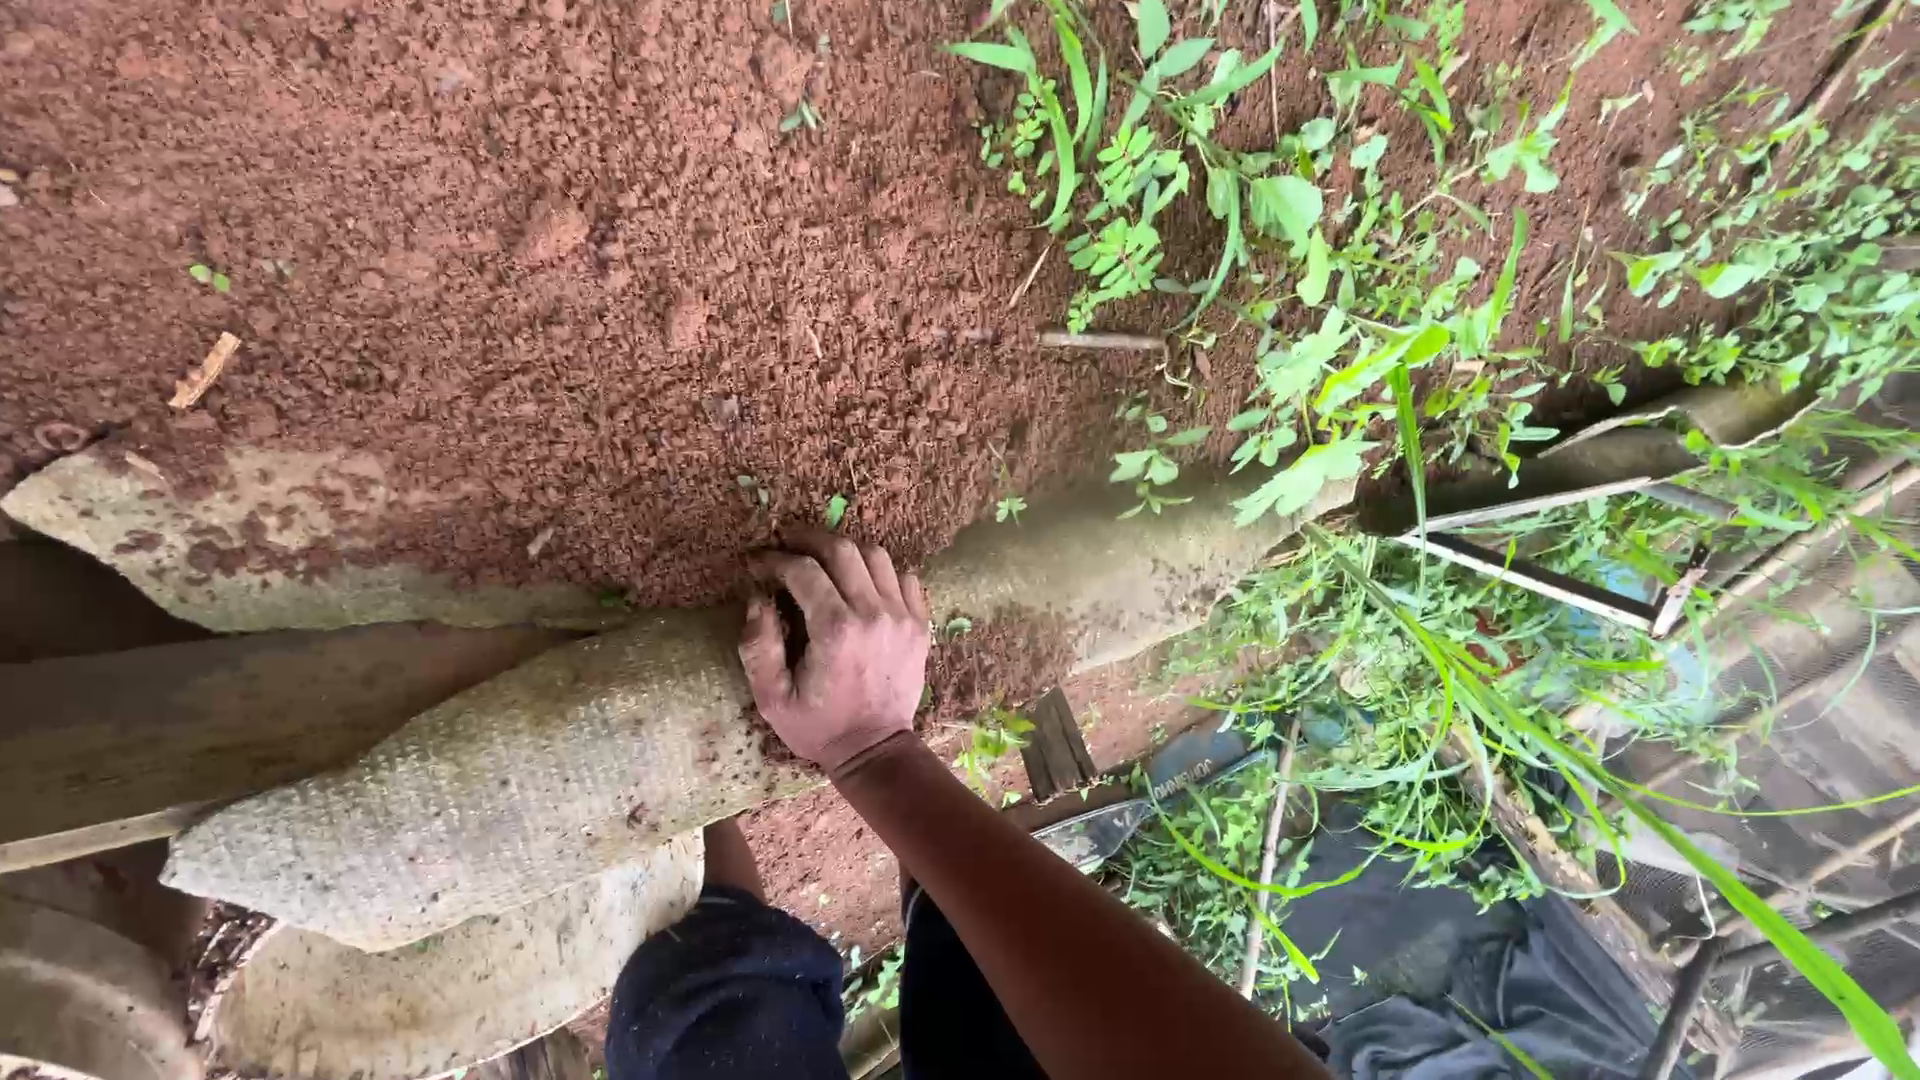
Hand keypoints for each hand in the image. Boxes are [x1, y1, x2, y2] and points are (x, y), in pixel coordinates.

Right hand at [739, 532, 930, 777]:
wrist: (876, 749)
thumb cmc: (819, 726)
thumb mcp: (771, 698)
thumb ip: (757, 645)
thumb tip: (757, 597)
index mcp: (835, 629)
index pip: (803, 570)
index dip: (775, 559)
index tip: (757, 563)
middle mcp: (873, 613)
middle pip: (843, 550)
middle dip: (809, 539)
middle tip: (788, 542)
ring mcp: (903, 616)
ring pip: (876, 556)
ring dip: (846, 552)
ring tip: (824, 561)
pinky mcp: (920, 624)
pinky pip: (904, 577)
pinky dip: (880, 572)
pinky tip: (861, 584)